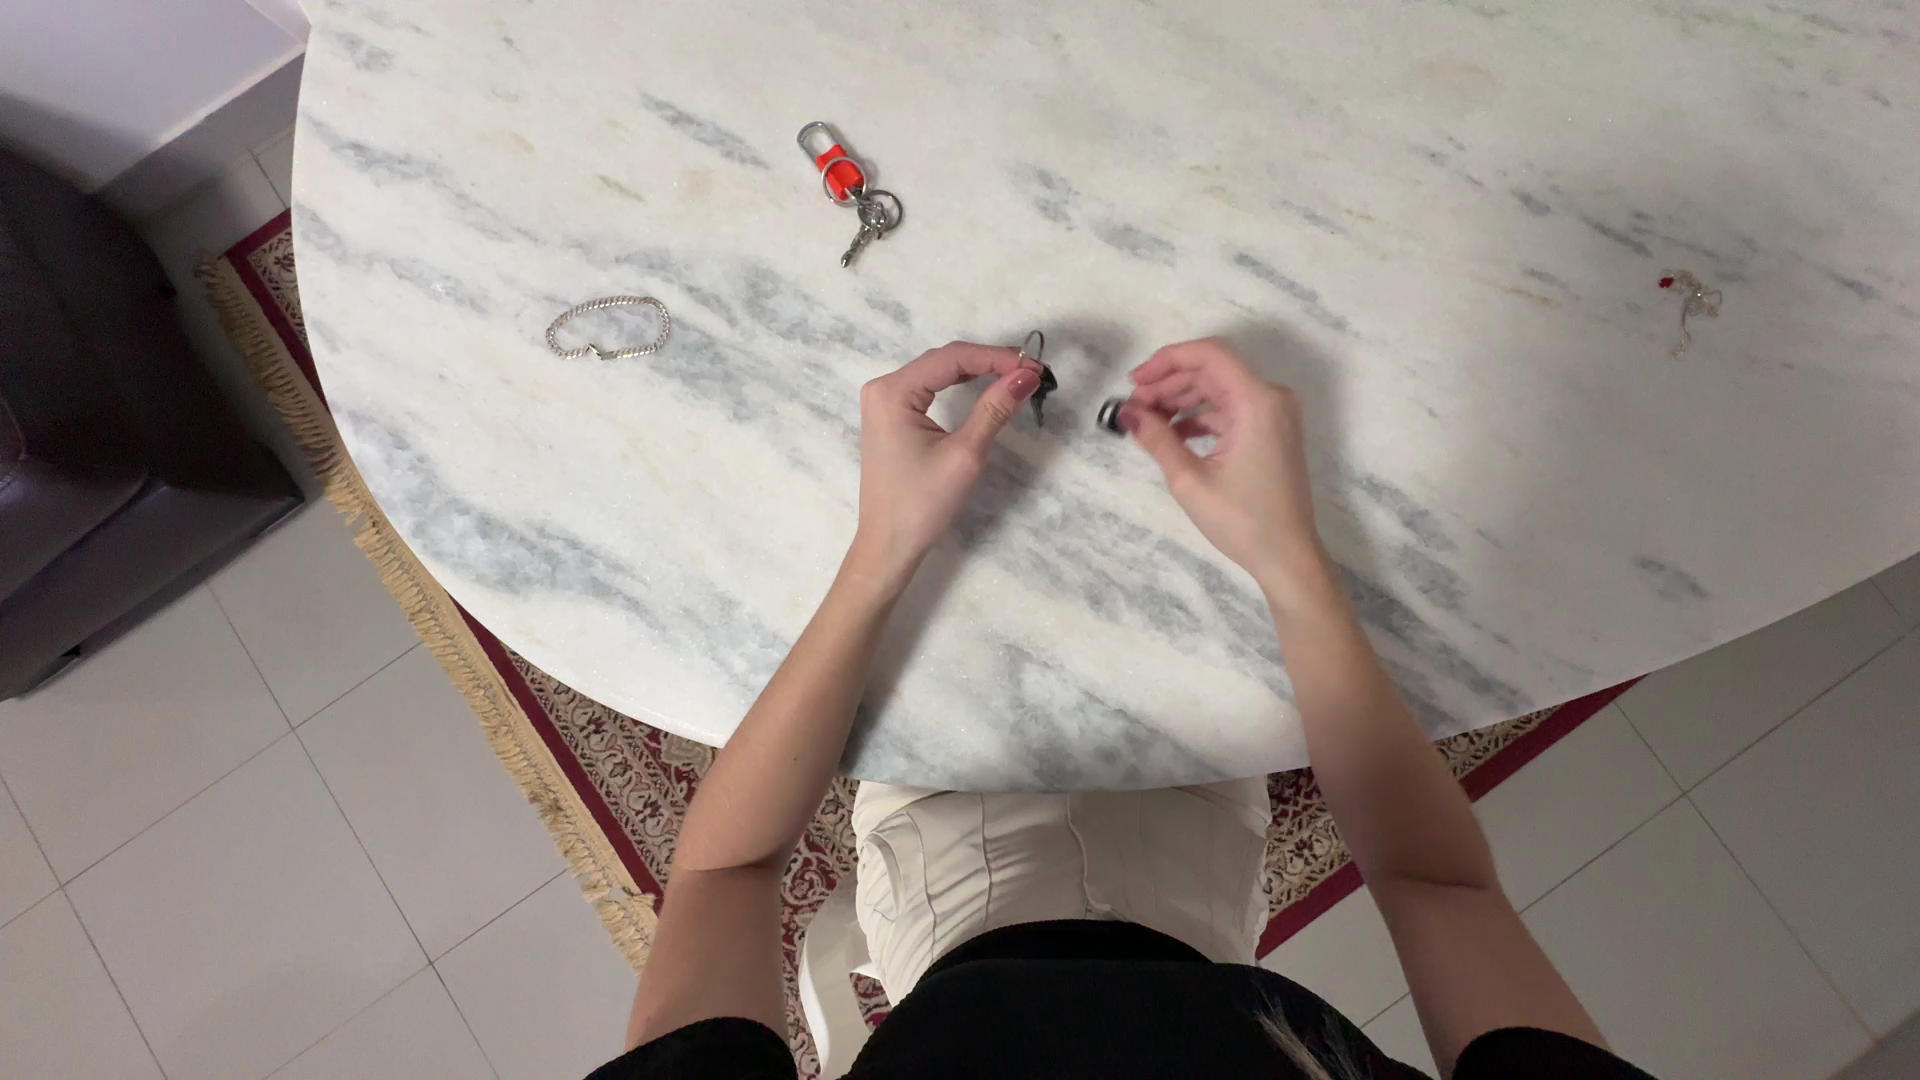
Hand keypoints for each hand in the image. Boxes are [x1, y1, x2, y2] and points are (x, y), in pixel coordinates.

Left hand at [850, 341, 1041, 583]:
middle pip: (943, 360)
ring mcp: (884, 403)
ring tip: (1015, 377)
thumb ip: (995, 409)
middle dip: (988, 362)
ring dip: (976, 372)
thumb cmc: (923, 503)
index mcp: (892, 392)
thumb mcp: (965, 454)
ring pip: (937, 373)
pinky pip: (929, 390)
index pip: (952, 358)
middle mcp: (883, 389)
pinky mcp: (891, 418)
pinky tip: (984, 387)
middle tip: (1030, 373)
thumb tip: (1027, 376)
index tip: (1034, 368)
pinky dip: (959, 387)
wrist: (889, 544)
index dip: (996, 357)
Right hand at [1121, 338, 1326, 589]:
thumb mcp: (1189, 479)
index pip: (1208, 355)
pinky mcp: (1270, 431)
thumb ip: (1156, 438)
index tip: (1134, 381)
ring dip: (1180, 399)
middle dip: (1168, 383)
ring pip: (1218, 388)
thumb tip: (1126, 412)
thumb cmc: (1241, 520)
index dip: (1166, 360)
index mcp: (1257, 401)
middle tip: (1133, 407)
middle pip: (1212, 369)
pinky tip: (1171, 434)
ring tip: (1146, 421)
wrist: (1287, 555)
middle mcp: (1270, 397)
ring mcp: (1274, 414)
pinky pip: (1228, 409)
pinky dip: (1198, 416)